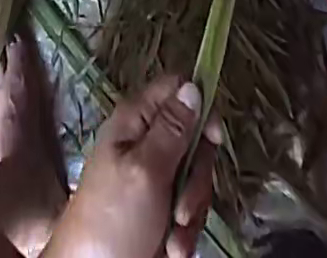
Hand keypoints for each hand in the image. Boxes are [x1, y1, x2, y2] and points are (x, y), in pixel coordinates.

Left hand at [44, 76, 221, 257]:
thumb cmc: (114, 220)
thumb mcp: (145, 170)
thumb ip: (172, 129)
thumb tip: (193, 85)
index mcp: (135, 121)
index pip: (175, 88)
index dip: (200, 105)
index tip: (212, 138)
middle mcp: (145, 143)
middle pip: (193, 136)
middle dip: (197, 176)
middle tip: (182, 204)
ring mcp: (154, 178)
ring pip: (196, 176)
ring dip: (192, 210)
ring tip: (173, 237)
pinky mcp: (161, 211)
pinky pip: (190, 208)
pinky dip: (186, 233)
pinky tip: (173, 250)